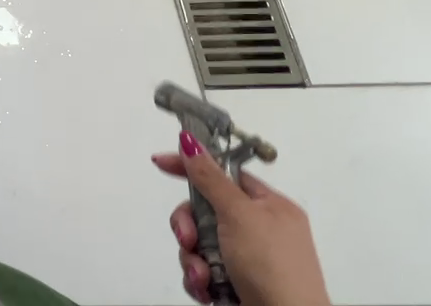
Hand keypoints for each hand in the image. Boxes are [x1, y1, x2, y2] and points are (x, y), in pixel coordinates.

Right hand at [153, 137, 329, 305]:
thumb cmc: (270, 265)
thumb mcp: (239, 215)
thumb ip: (210, 178)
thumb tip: (190, 140)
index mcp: (271, 208)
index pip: (224, 173)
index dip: (192, 167)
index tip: (159, 163)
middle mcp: (259, 231)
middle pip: (205, 211)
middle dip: (189, 227)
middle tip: (188, 239)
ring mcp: (248, 260)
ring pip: (199, 242)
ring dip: (193, 258)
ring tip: (203, 277)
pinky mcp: (236, 284)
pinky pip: (204, 269)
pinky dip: (200, 279)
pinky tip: (206, 290)